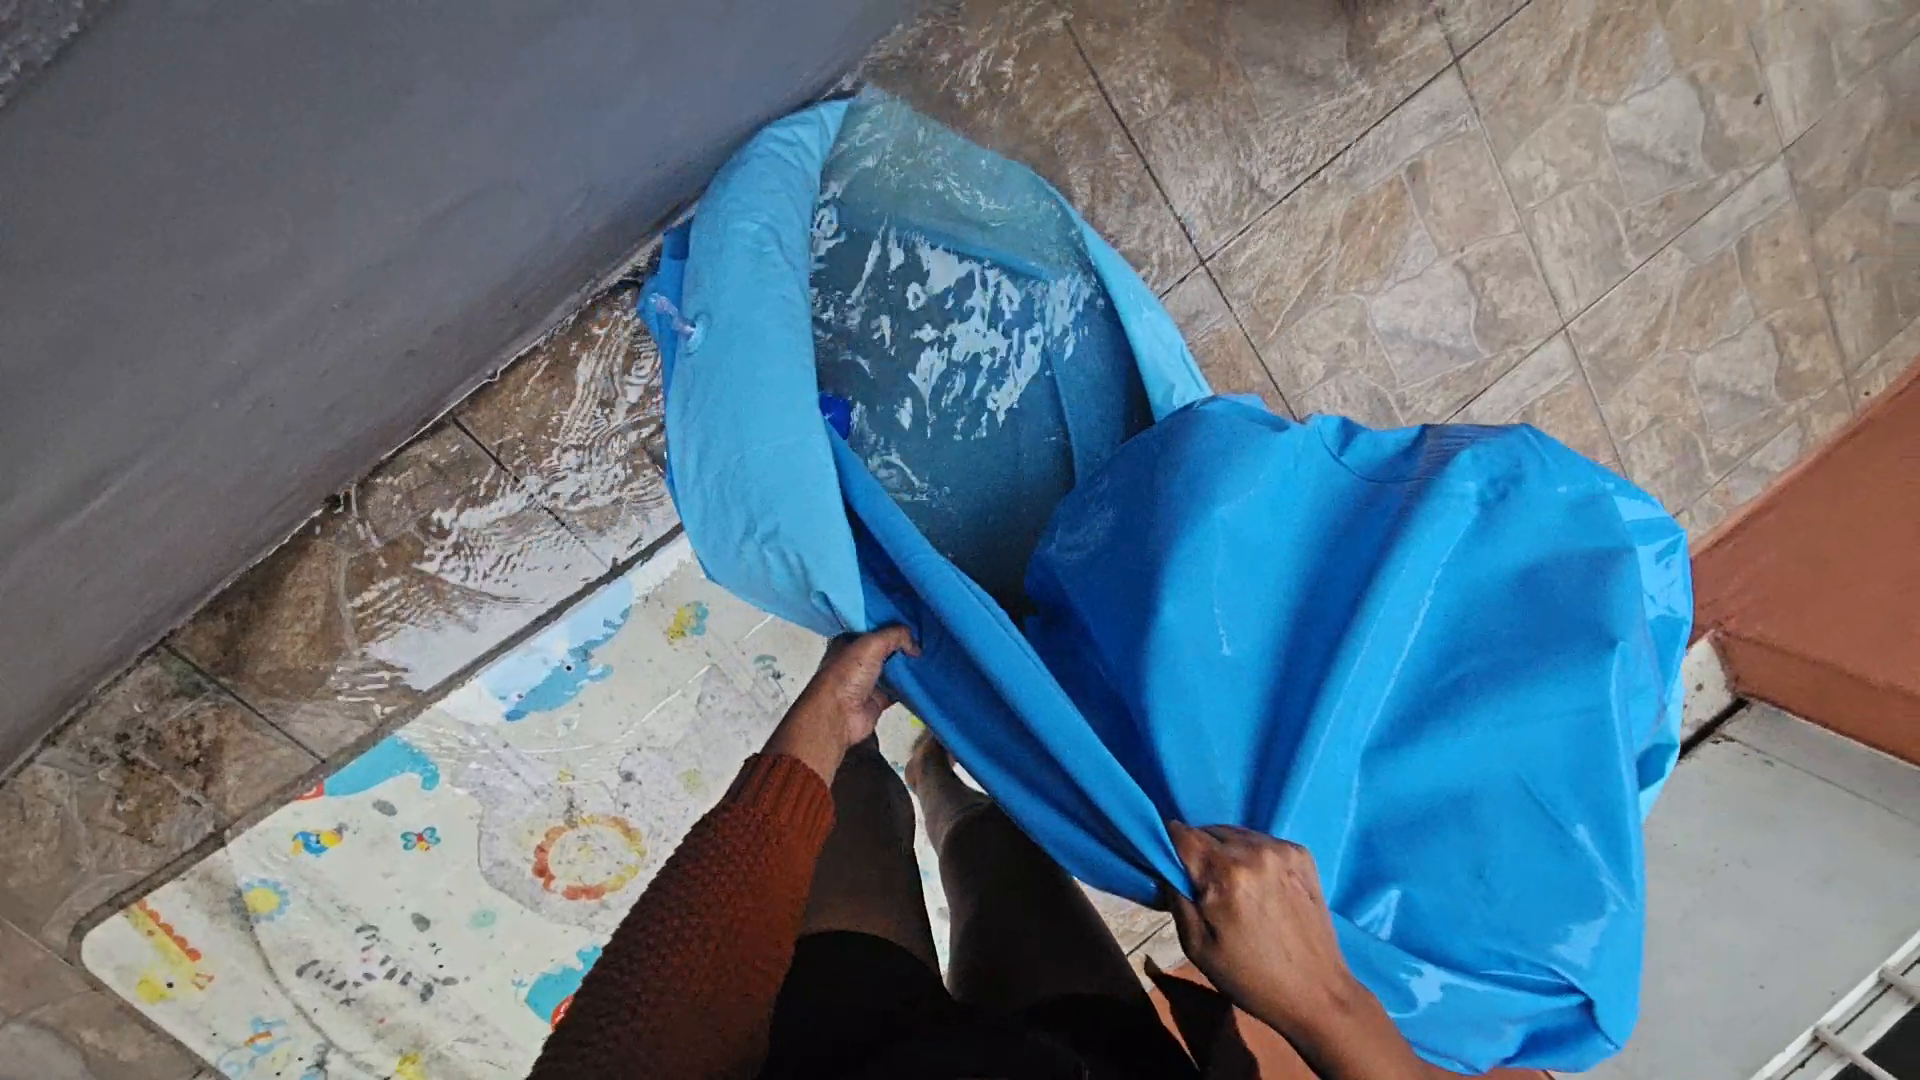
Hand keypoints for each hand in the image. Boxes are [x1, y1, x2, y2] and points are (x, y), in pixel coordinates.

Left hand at [764, 626, 917, 781]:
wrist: (839, 715)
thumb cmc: (847, 674)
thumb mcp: (872, 644)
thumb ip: (896, 636)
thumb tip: (915, 645)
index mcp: (849, 641)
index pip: (874, 627)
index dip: (893, 624)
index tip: (914, 622)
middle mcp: (857, 660)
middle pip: (886, 648)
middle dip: (904, 645)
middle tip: (927, 639)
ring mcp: (868, 680)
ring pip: (894, 669)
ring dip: (909, 666)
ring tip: (930, 657)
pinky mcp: (878, 699)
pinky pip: (899, 690)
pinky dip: (911, 686)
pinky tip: (926, 678)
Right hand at [1163, 823, 1433, 1079]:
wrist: (1319, 994)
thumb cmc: (1251, 977)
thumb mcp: (1197, 948)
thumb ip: (1176, 898)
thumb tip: (1165, 866)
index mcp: (1225, 874)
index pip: (1181, 834)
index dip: (1169, 844)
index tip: (1170, 862)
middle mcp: (1253, 851)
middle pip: (1207, 830)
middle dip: (1198, 851)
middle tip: (1204, 883)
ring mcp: (1280, 849)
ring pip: (1233, 832)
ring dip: (1224, 849)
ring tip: (1233, 883)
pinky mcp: (1301, 853)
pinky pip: (1260, 840)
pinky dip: (1251, 853)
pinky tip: (1260, 883)